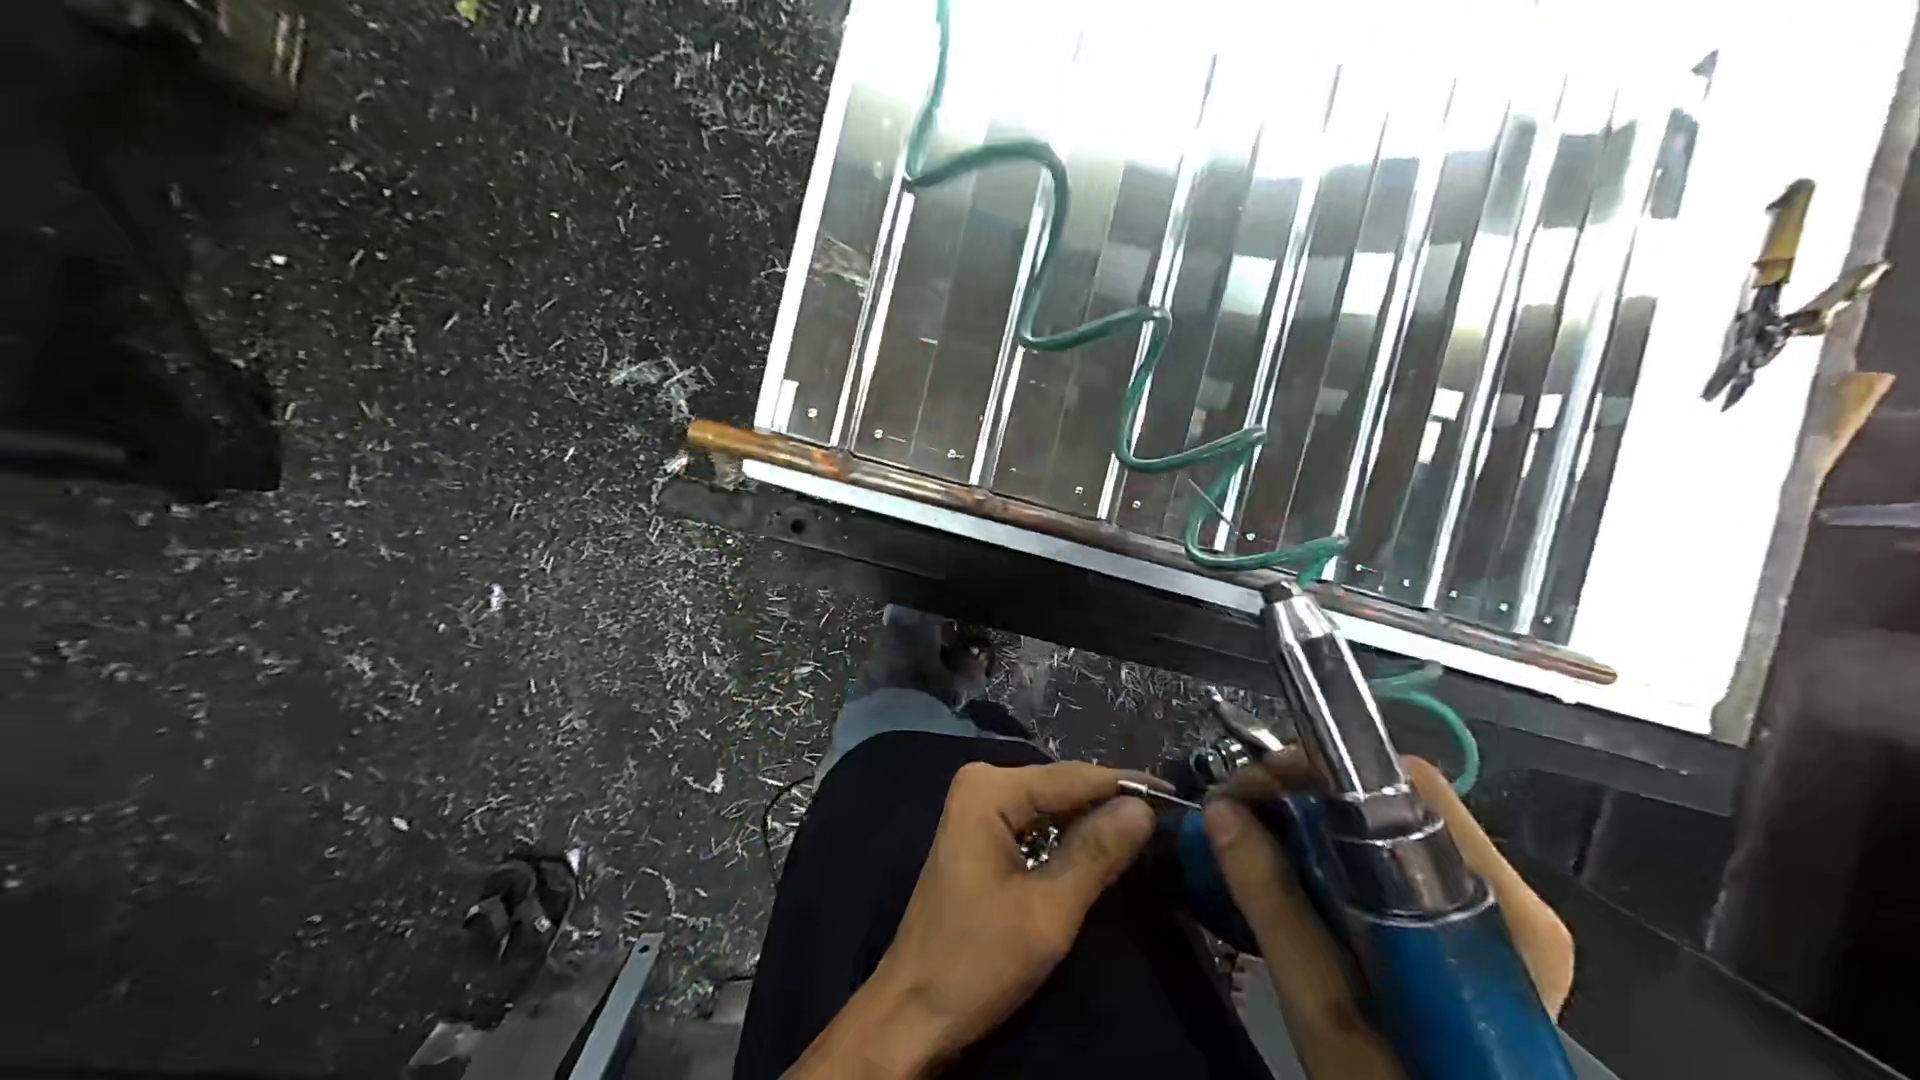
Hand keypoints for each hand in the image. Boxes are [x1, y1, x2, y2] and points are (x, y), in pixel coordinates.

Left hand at [787, 761, 1159, 1078]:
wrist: (914, 1007)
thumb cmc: (977, 960)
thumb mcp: (1048, 911)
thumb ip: (1096, 853)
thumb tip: (1143, 808)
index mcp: (989, 790)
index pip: (1072, 777)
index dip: (1126, 784)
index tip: (1175, 795)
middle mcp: (980, 782)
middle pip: (1060, 786)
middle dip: (1109, 802)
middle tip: (1167, 819)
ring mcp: (976, 805)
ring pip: (1050, 803)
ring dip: (1091, 820)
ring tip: (1144, 831)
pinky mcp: (979, 830)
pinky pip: (1035, 821)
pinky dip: (1067, 834)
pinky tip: (1098, 846)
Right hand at [1204, 754, 1574, 1079]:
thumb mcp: (1327, 1014)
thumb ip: (1274, 906)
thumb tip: (1220, 812)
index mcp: (1498, 910)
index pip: (1407, 786)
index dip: (1318, 770)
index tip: (1249, 786)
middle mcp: (1511, 898)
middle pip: (1396, 798)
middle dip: (1305, 792)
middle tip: (1238, 809)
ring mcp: (1496, 915)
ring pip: (1390, 825)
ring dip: (1314, 821)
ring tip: (1253, 833)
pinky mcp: (1473, 932)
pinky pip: (1394, 859)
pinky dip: (1335, 852)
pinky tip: (1295, 871)